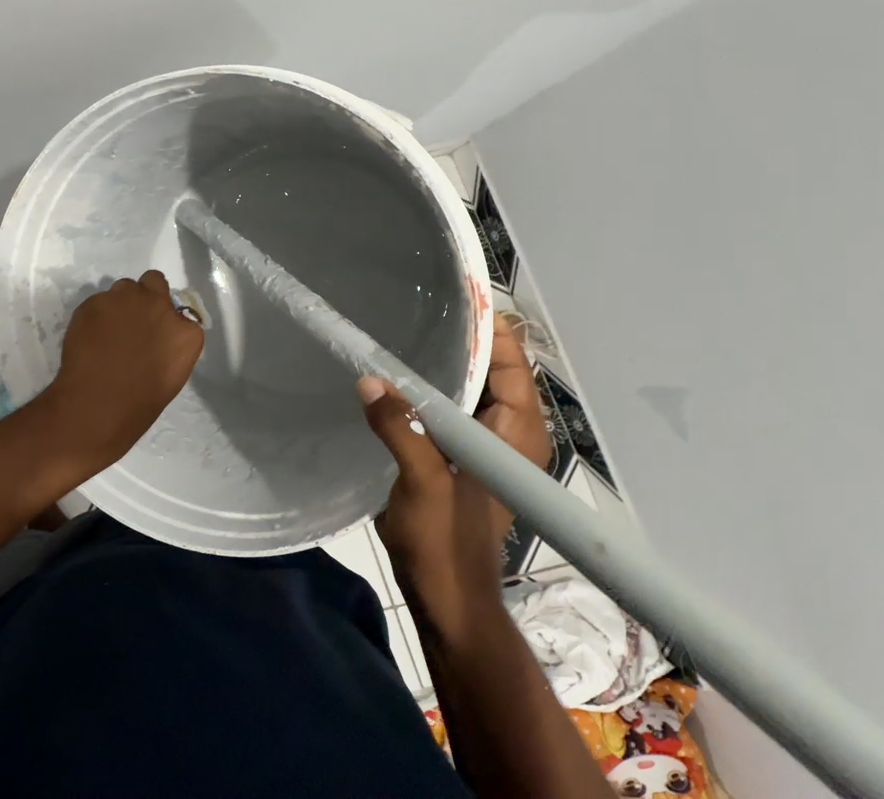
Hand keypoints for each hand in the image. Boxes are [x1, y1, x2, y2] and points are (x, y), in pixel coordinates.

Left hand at [48, 270, 204, 463]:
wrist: (99, 402)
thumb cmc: (140, 400)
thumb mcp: (172, 371)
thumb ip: (170, 342)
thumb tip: (157, 333)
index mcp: (186, 330)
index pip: (180, 311)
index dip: (164, 319)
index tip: (154, 333)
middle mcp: (159, 305)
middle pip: (154, 283)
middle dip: (145, 296)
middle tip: (132, 321)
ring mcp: (125, 299)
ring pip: (124, 287)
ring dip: (120, 302)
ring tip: (108, 329)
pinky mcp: (94, 301)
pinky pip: (98, 300)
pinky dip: (96, 313)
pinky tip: (90, 335)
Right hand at [357, 312, 550, 640]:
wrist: (447, 596)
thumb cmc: (444, 542)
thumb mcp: (420, 483)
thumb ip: (400, 429)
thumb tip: (369, 379)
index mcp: (514, 433)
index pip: (511, 361)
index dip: (488, 324)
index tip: (453, 287)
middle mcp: (508, 432)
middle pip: (493, 367)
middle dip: (461, 333)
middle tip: (416, 297)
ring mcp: (485, 445)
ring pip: (470, 386)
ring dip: (442, 359)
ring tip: (401, 325)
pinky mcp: (462, 457)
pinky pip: (451, 405)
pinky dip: (429, 385)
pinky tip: (395, 376)